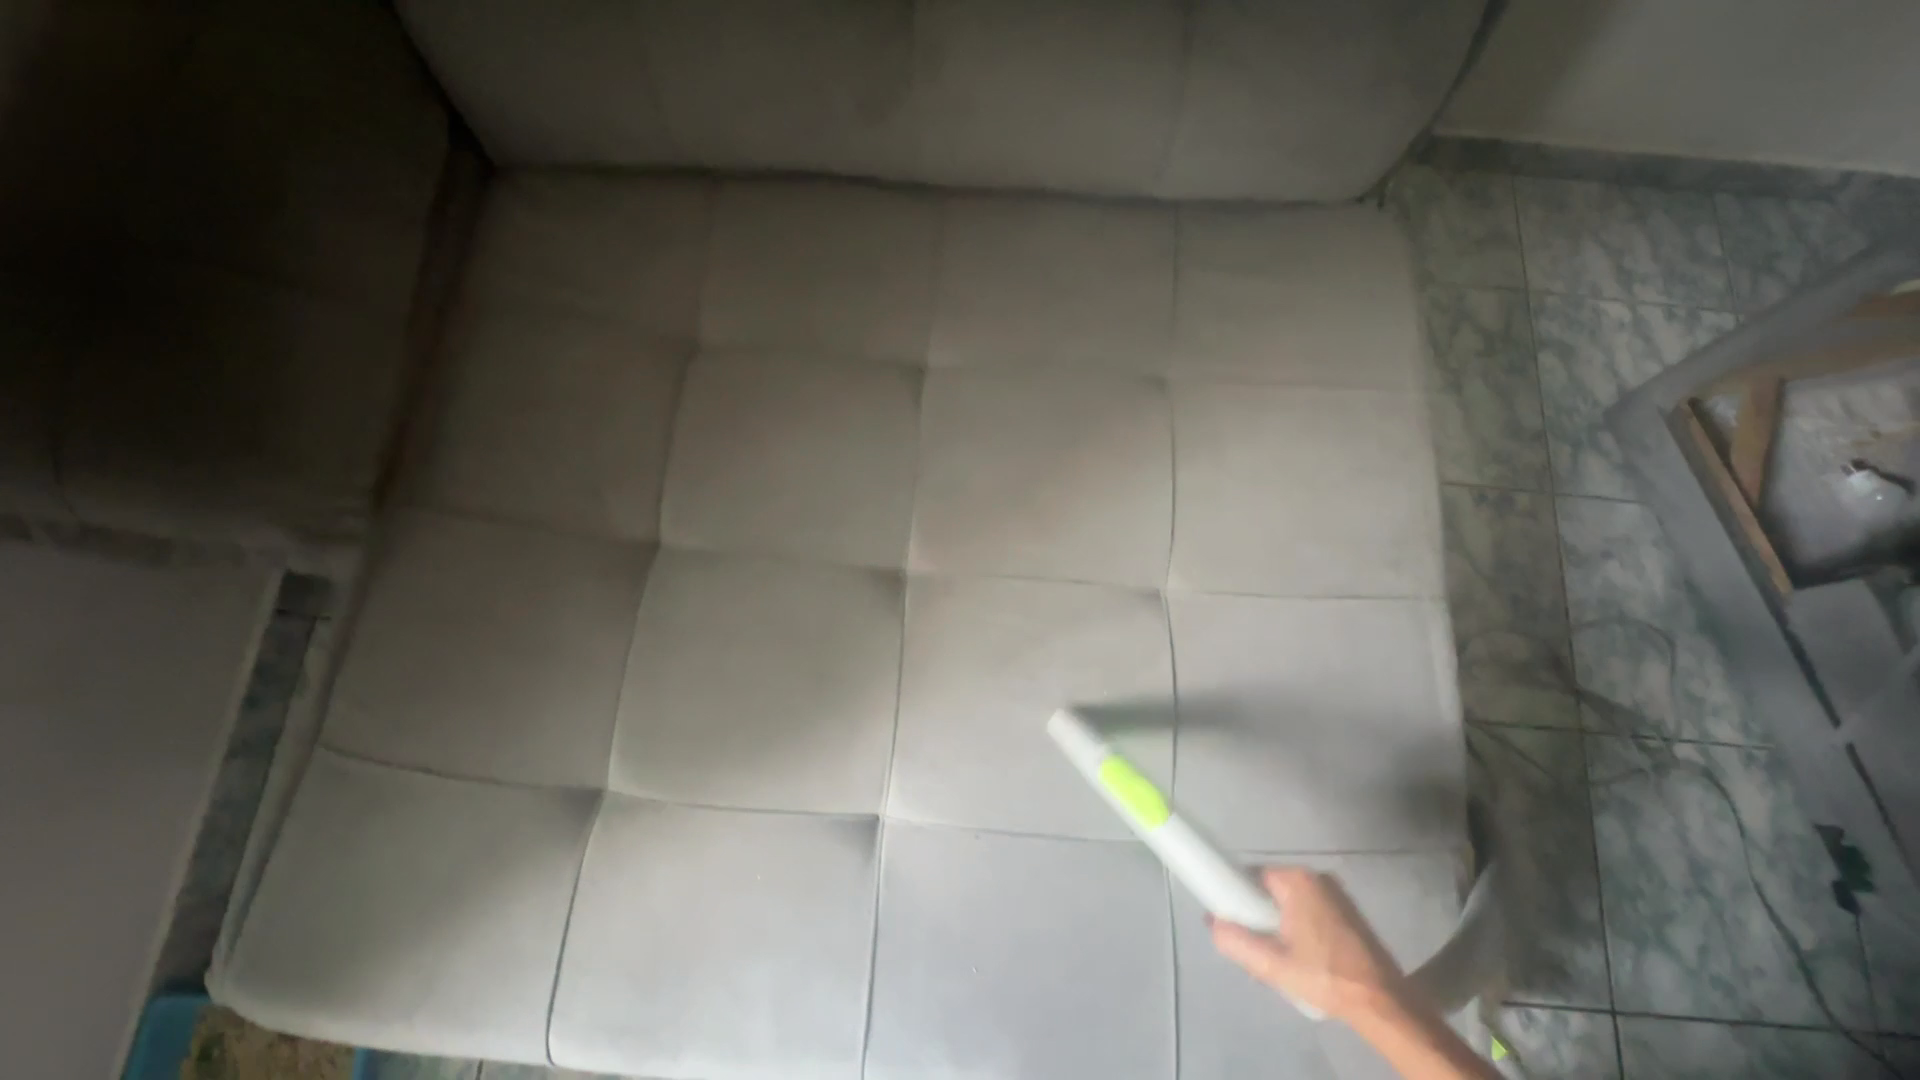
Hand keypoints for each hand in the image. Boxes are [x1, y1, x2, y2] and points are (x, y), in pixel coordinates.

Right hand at [1208, 866, 1409, 1025]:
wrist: (1382, 1002)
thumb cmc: (1325, 977)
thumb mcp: (1273, 964)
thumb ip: (1236, 941)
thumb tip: (1211, 922)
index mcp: (1297, 880)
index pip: (1251, 876)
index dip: (1239, 899)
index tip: (1238, 925)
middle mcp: (1317, 876)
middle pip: (1271, 889)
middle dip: (1260, 914)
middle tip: (1261, 947)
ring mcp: (1336, 892)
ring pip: (1290, 901)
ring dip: (1281, 923)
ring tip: (1283, 956)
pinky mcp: (1348, 910)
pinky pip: (1310, 909)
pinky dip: (1300, 926)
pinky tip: (1304, 956)